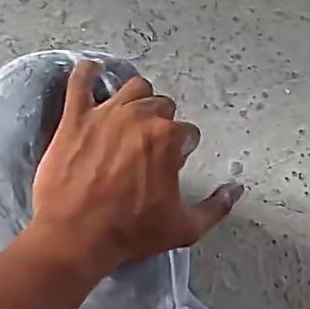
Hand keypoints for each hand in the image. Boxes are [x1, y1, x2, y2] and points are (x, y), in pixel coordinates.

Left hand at [27, 58, 241, 272]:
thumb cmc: (129, 233)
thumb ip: (216, 207)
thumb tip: (235, 190)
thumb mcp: (184, 228)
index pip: (187, 133)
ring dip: (136, 99)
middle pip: (161, 106)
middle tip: (148, 148)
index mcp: (169, 139)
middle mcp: (140, 117)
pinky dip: (87, 72)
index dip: (181, 151)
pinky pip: (80, 81)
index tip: (169, 166)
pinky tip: (92, 71)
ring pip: (131, 88)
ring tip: (130, 116)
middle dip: (160, 124)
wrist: (75, 237)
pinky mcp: (74, 118)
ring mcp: (105, 114)